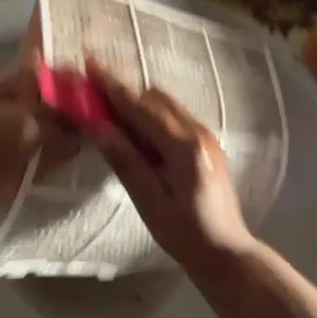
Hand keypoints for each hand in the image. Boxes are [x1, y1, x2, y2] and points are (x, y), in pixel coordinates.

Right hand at [83, 61, 257, 269]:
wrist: (226, 254)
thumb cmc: (186, 235)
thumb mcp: (150, 203)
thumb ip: (126, 162)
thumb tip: (98, 127)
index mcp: (184, 147)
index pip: (142, 107)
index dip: (113, 86)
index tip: (90, 63)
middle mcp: (199, 133)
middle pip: (155, 98)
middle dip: (123, 94)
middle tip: (92, 100)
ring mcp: (206, 137)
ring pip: (166, 106)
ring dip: (137, 106)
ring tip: (108, 119)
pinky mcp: (207, 146)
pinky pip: (174, 120)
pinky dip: (151, 119)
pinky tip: (134, 138)